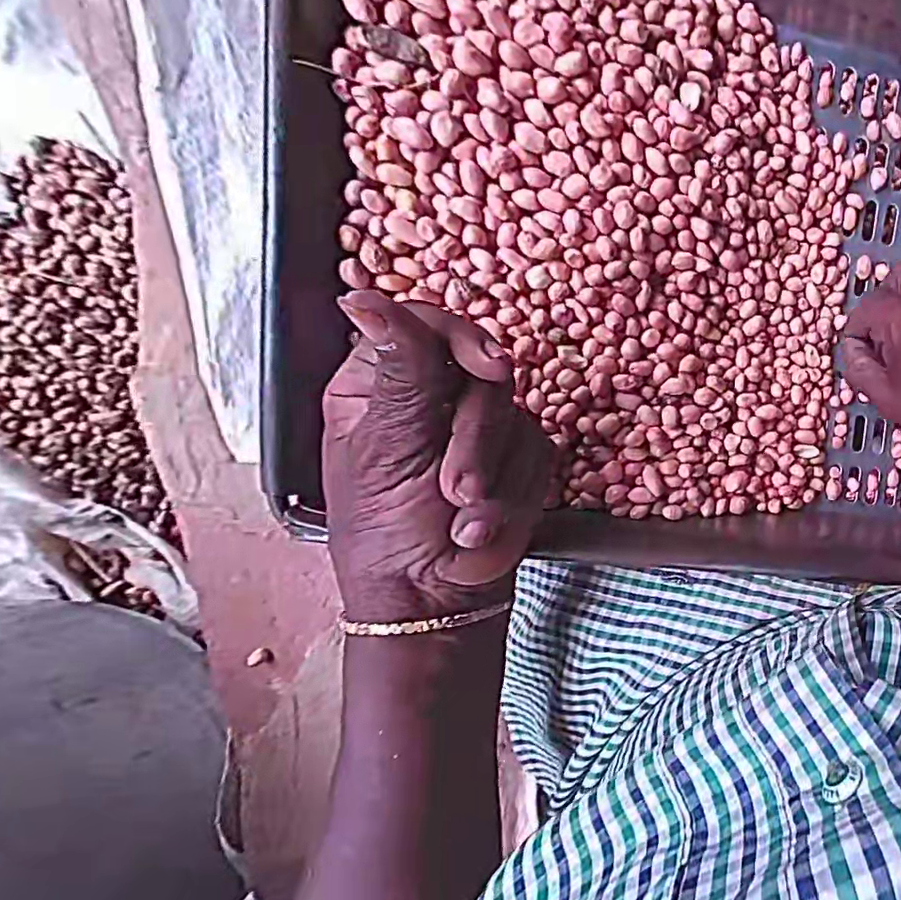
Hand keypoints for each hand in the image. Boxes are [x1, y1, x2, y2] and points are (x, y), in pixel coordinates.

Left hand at [323, 291, 554, 622]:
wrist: (436, 602)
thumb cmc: (388, 534)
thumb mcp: (387, 452)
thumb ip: (399, 373)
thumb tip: (363, 296)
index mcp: (381, 387)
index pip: (429, 328)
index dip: (463, 339)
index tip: (489, 367)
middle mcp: (434, 401)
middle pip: (485, 376)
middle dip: (476, 440)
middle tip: (457, 493)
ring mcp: (481, 431)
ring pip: (517, 419)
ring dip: (495, 478)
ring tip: (466, 525)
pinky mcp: (519, 461)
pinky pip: (537, 456)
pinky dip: (515, 497)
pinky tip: (483, 528)